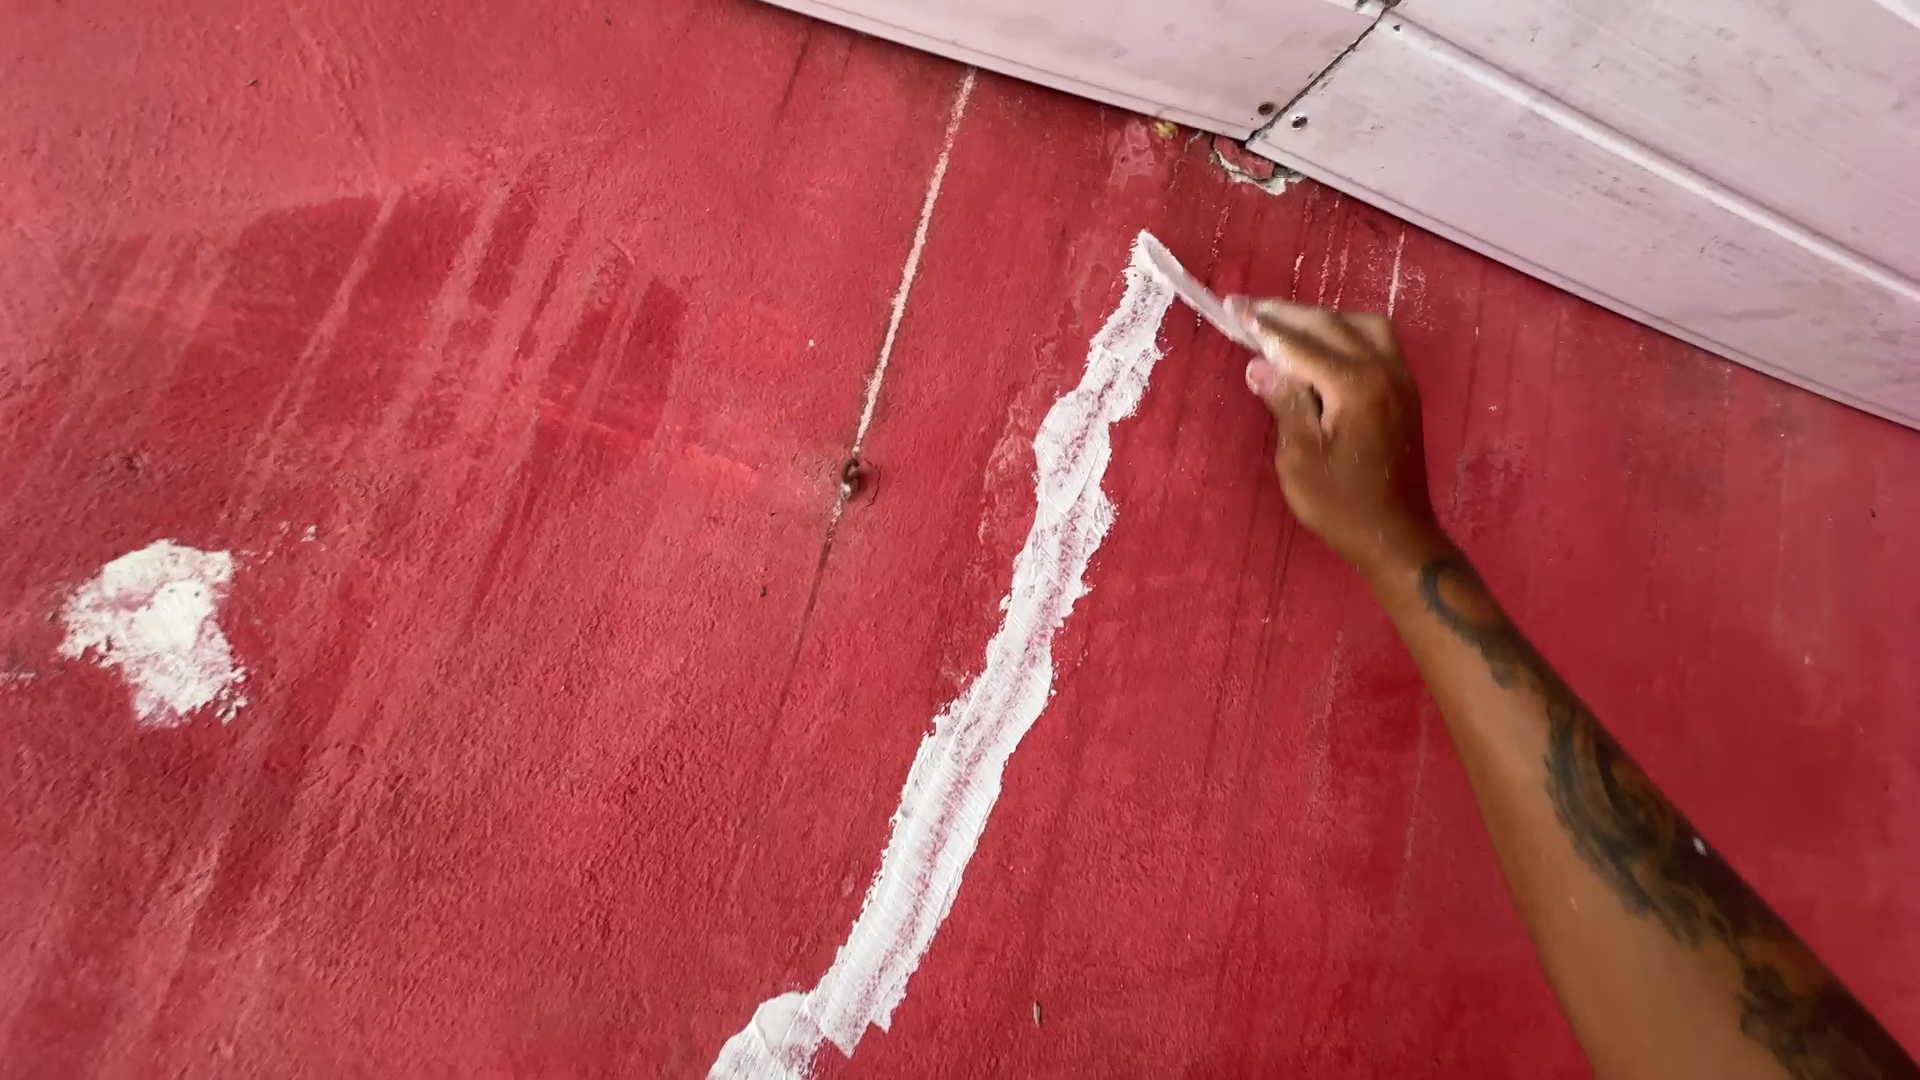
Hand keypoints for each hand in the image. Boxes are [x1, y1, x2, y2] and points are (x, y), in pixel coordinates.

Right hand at [1227, 297, 1449, 581]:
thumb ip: (1284, 403)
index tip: (1234, 308)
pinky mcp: (1403, 392)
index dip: (1263, 327)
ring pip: (1362, 326)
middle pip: (1331, 325)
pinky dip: (1345, 332)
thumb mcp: (1299, 457)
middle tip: (1248, 307)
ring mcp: (1400, 380)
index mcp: (1355, 386)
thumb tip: (1260, 364)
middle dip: (1287, 314)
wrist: (1394, 535)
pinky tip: (1323, 344)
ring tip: (1285, 323)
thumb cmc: (1339, 503)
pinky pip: (1377, 343)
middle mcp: (1384, 371)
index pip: (1300, 345)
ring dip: (1322, 318)